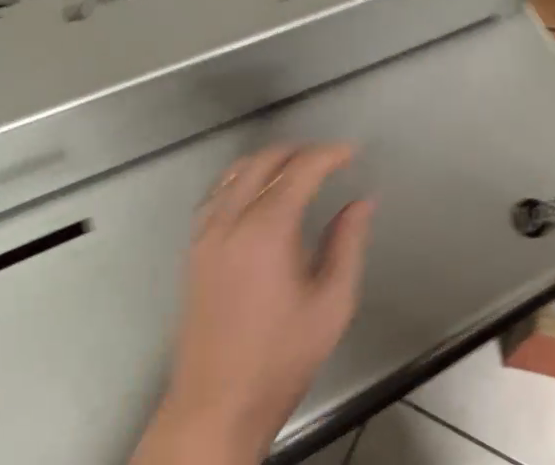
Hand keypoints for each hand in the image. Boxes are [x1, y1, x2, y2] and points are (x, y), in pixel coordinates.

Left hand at [144, 145, 374, 464]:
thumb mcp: (332, 303)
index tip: (351, 153)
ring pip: (234, 173)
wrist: (217, 404)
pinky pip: (216, 195)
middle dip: (298, 151)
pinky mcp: (193, 253)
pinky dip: (241, 180)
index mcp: (267, 230)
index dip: (329, 154)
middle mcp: (230, 222)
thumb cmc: (282, 357)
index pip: (300, 170)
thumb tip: (360, 204)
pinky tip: (258, 194)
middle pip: (263, 161)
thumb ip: (348, 244)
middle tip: (328, 158)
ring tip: (298, 169)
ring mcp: (205, 237)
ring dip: (268, 161)